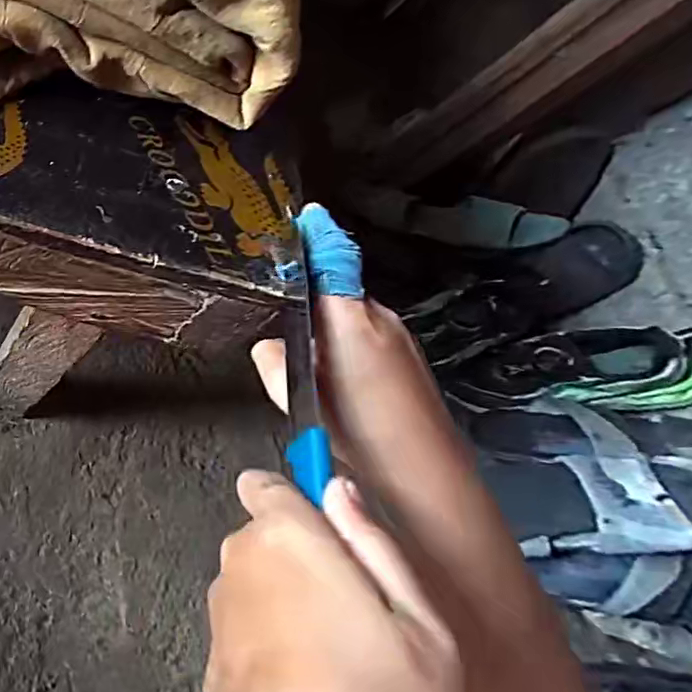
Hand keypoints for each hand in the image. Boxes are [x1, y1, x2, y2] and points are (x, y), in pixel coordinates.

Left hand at [120, 473, 467, 691]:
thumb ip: (376, 546)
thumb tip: (341, 491)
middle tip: (370, 618)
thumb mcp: (422, 631)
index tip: (342, 530)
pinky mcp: (215, 650)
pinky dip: (282, 642)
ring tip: (353, 666)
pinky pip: (257, 624)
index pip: (272, 483)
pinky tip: (320, 689)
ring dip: (300, 606)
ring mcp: (223, 606)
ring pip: (268, 583)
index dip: (306, 501)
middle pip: (274, 535)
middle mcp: (240, 560)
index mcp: (284, 535)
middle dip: (313, 560)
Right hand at [254, 205, 456, 475]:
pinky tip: (332, 372)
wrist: (424, 475)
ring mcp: (398, 338)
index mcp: (353, 318)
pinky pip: (366, 332)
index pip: (333, 261)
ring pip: (352, 312)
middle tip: (281, 297)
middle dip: (311, 287)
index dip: (317, 236)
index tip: (306, 215)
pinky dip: (345, 337)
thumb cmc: (363, 432)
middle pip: (339, 286)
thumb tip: (267, 346)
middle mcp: (380, 318)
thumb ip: (277, 362)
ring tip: (304, 345)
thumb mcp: (300, 396)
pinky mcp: (406, 358)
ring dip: (328, 316)